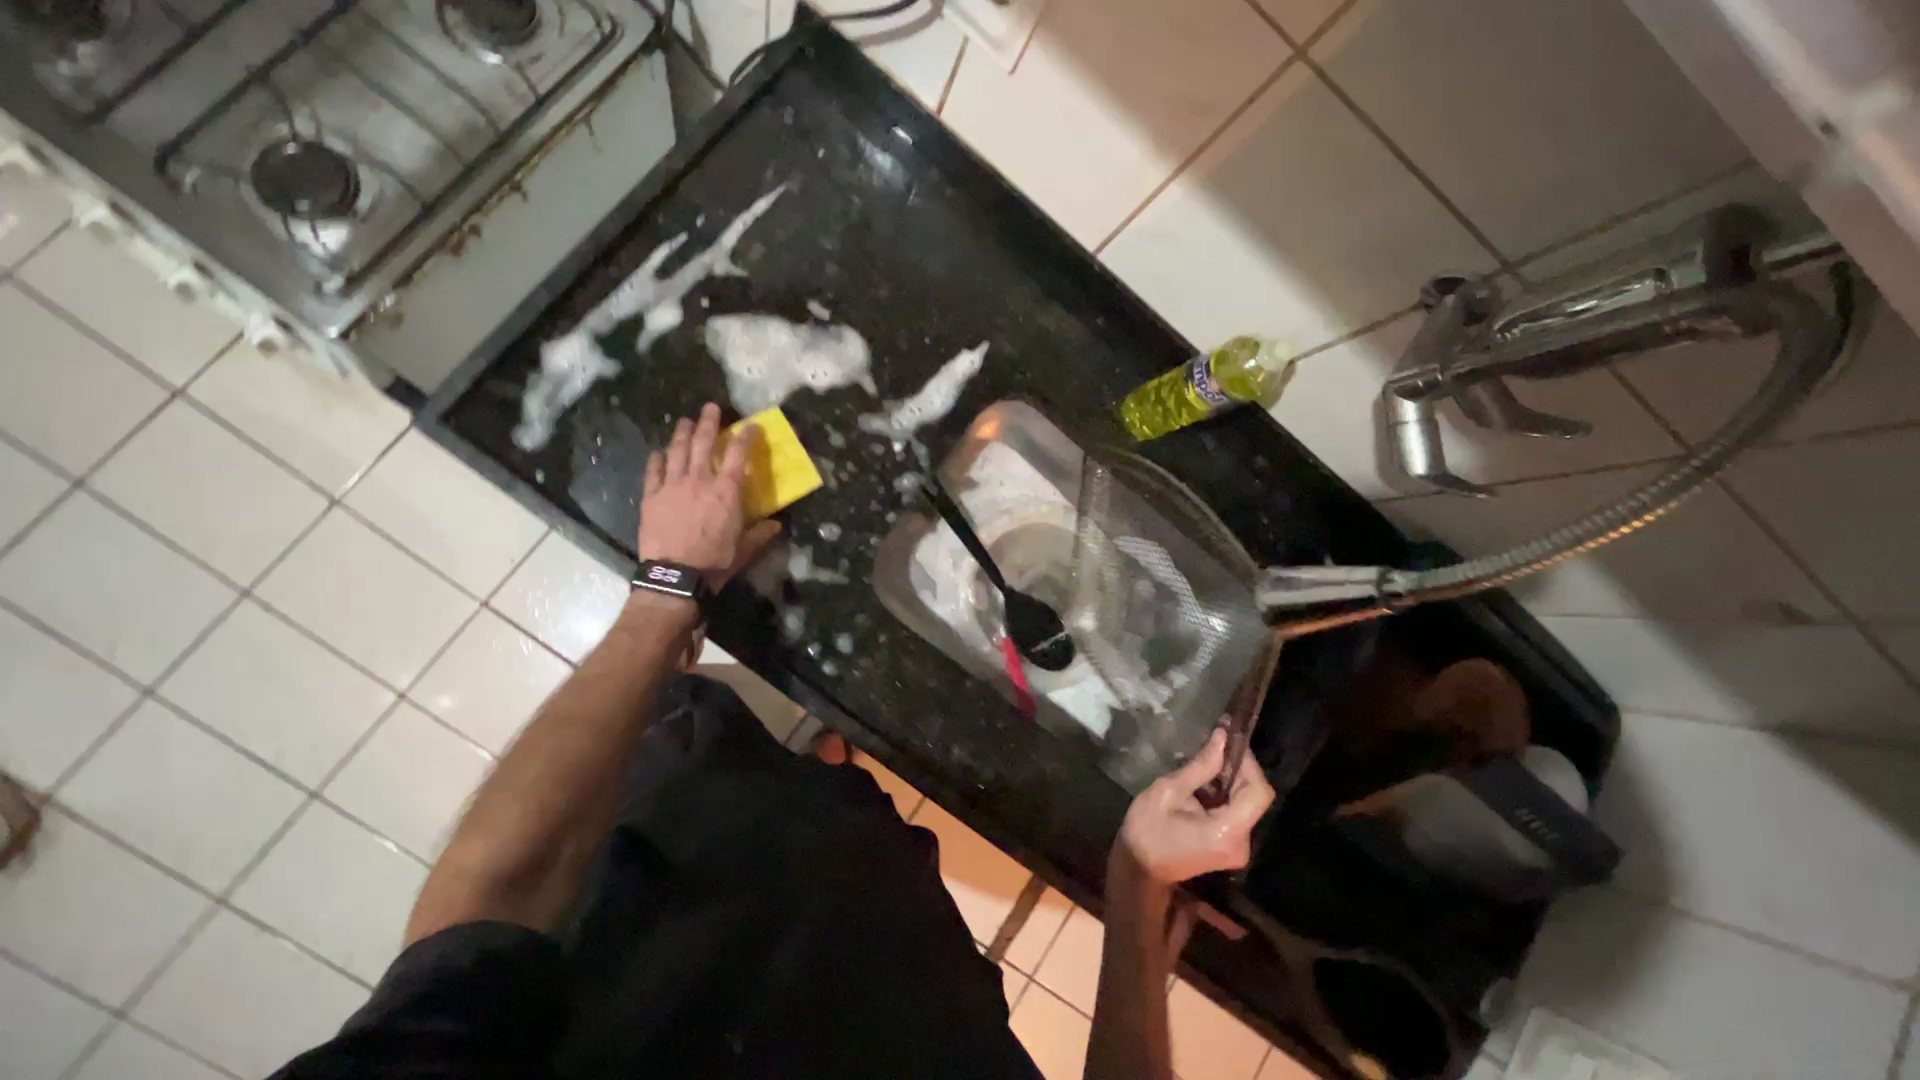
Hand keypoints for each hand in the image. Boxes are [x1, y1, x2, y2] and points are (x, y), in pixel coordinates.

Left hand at [639, 403, 780, 588]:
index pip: (740, 455)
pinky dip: (656, 460)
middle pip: (705, 443)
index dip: (746, 436)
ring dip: (682, 433)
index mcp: (727, 491)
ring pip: (677, 451)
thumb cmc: (714, 562)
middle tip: (711, 408)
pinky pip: (653, 472)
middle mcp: (700, 480)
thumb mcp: (744, 550)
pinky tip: (658, 453)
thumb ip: (759, 534)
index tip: (751, 425)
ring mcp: (673, 485)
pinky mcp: (651, 496)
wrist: (674, 575)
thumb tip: (776, 525)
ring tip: (685, 421)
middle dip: (710, 422)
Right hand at [1118, 728, 1274, 884]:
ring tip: (1207, 762)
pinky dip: (1226, 794)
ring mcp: (1239, 848)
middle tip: (1216, 747)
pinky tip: (1206, 784)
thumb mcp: (1168, 791)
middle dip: (1238, 769)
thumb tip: (1222, 738)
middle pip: (1254, 797)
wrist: (1139, 869)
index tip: (1229, 742)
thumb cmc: (1147, 830)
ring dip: (1231, 780)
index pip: (1258, 792)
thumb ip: (1201, 767)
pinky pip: (1238, 813)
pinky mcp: (1232, 847)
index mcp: (1226, 832)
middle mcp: (1241, 843)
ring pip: (1247, 803)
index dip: (1249, 764)